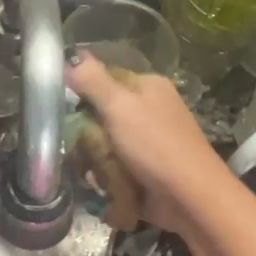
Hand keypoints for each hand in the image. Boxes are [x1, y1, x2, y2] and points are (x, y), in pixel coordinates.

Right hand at [66, 51, 228, 233]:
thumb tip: (69, 56)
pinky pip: (114, 164)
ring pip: (104, 141)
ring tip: (90, 170)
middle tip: (77, 145)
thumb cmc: (155, 145)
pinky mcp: (146, 168)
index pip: (103, 77)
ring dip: (94, 157)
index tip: (63, 109)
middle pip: (101, 112)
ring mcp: (148, 140)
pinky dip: (106, 174)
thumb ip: (92, 80)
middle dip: (87, 132)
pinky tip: (102, 184)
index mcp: (148, 85)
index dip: (81, 92)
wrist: (191, 199)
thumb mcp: (119, 106)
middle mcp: (149, 108)